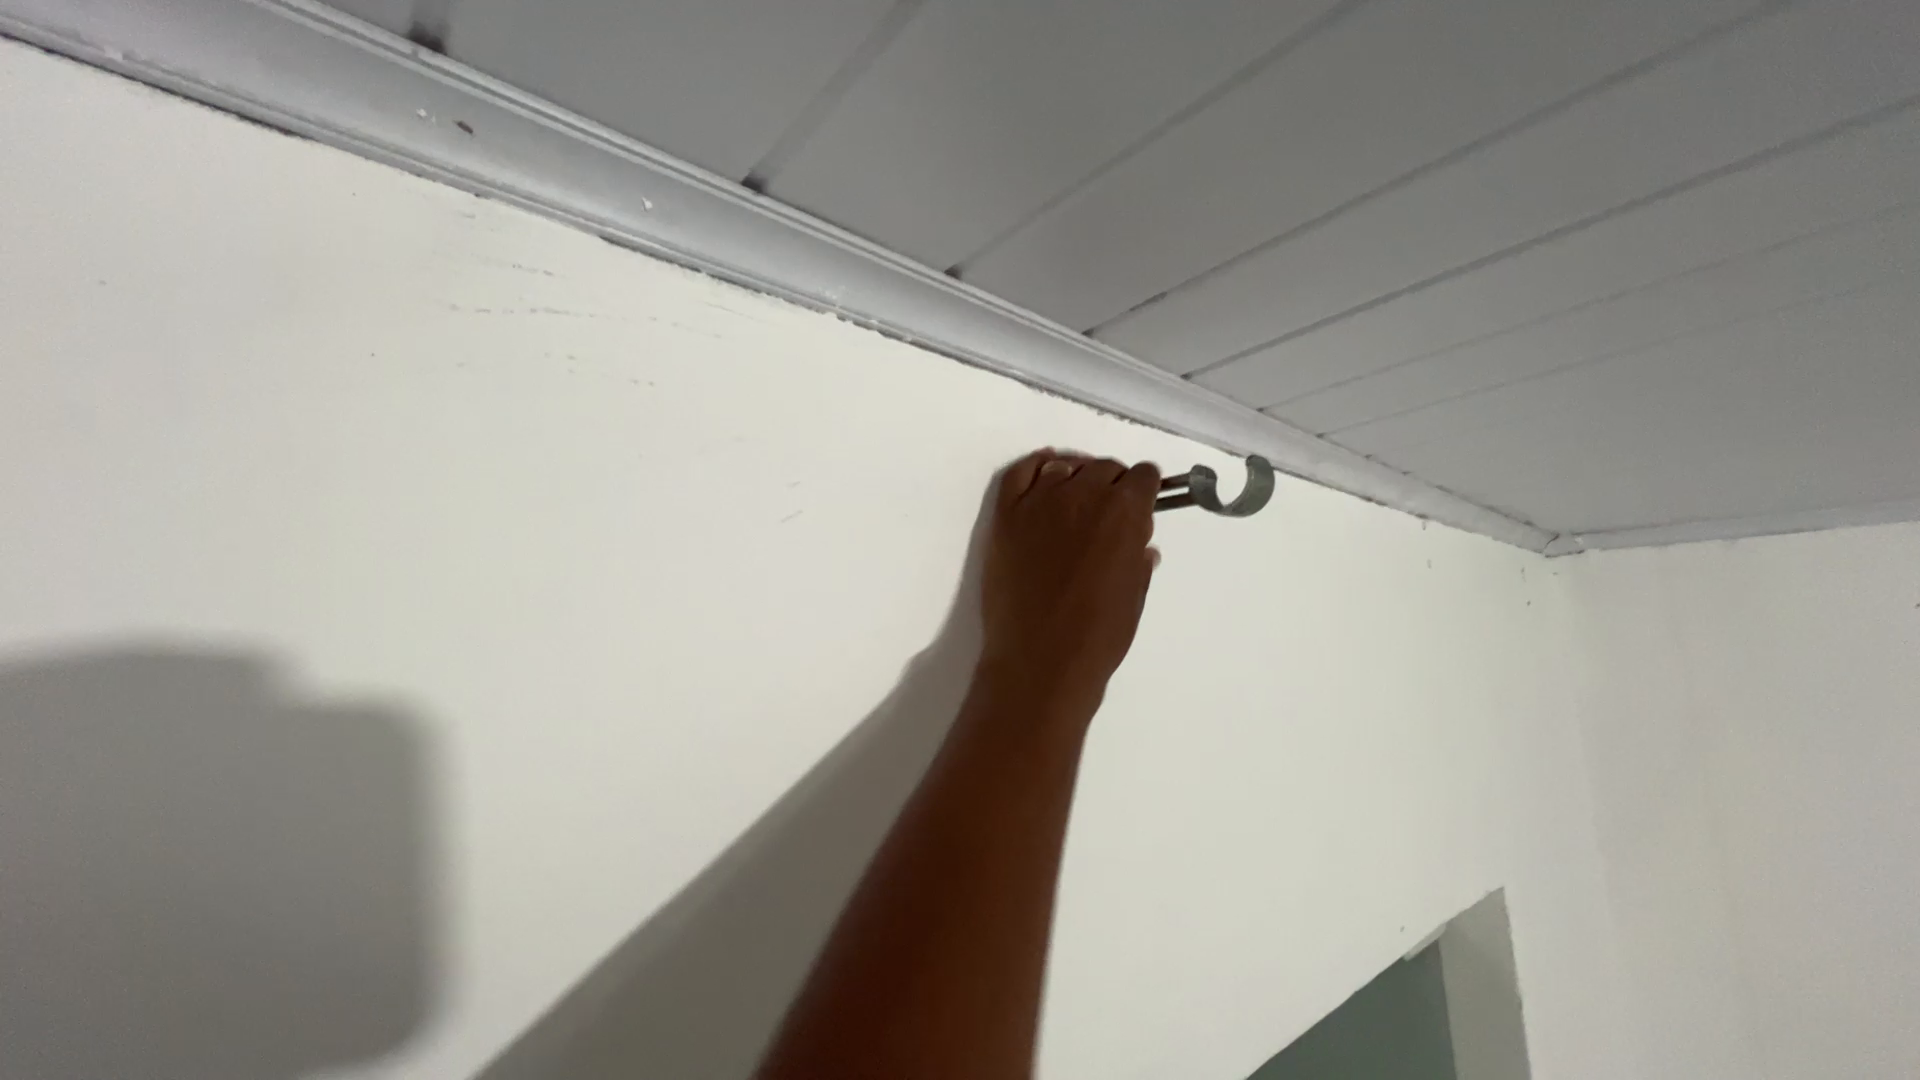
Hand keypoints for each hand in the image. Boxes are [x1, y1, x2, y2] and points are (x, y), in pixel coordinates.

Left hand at [978, 449, 1160, 718]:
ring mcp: (1039, 501)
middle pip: (1104, 469)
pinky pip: (1020, 472)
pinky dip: (1036, 465)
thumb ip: (1138, 561)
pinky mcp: (1005, 515)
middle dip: (1111, 485)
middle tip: (1106, 514)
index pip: (1143, 476)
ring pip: (1064, 468)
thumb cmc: (1097, 636)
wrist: (1040, 660)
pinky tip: (1044, 469)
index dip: (1143, 490)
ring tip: (1074, 504)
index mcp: (1125, 512)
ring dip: (1075, 479)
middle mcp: (1084, 494)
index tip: (1139, 505)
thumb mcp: (1134, 597)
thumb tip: (1139, 544)